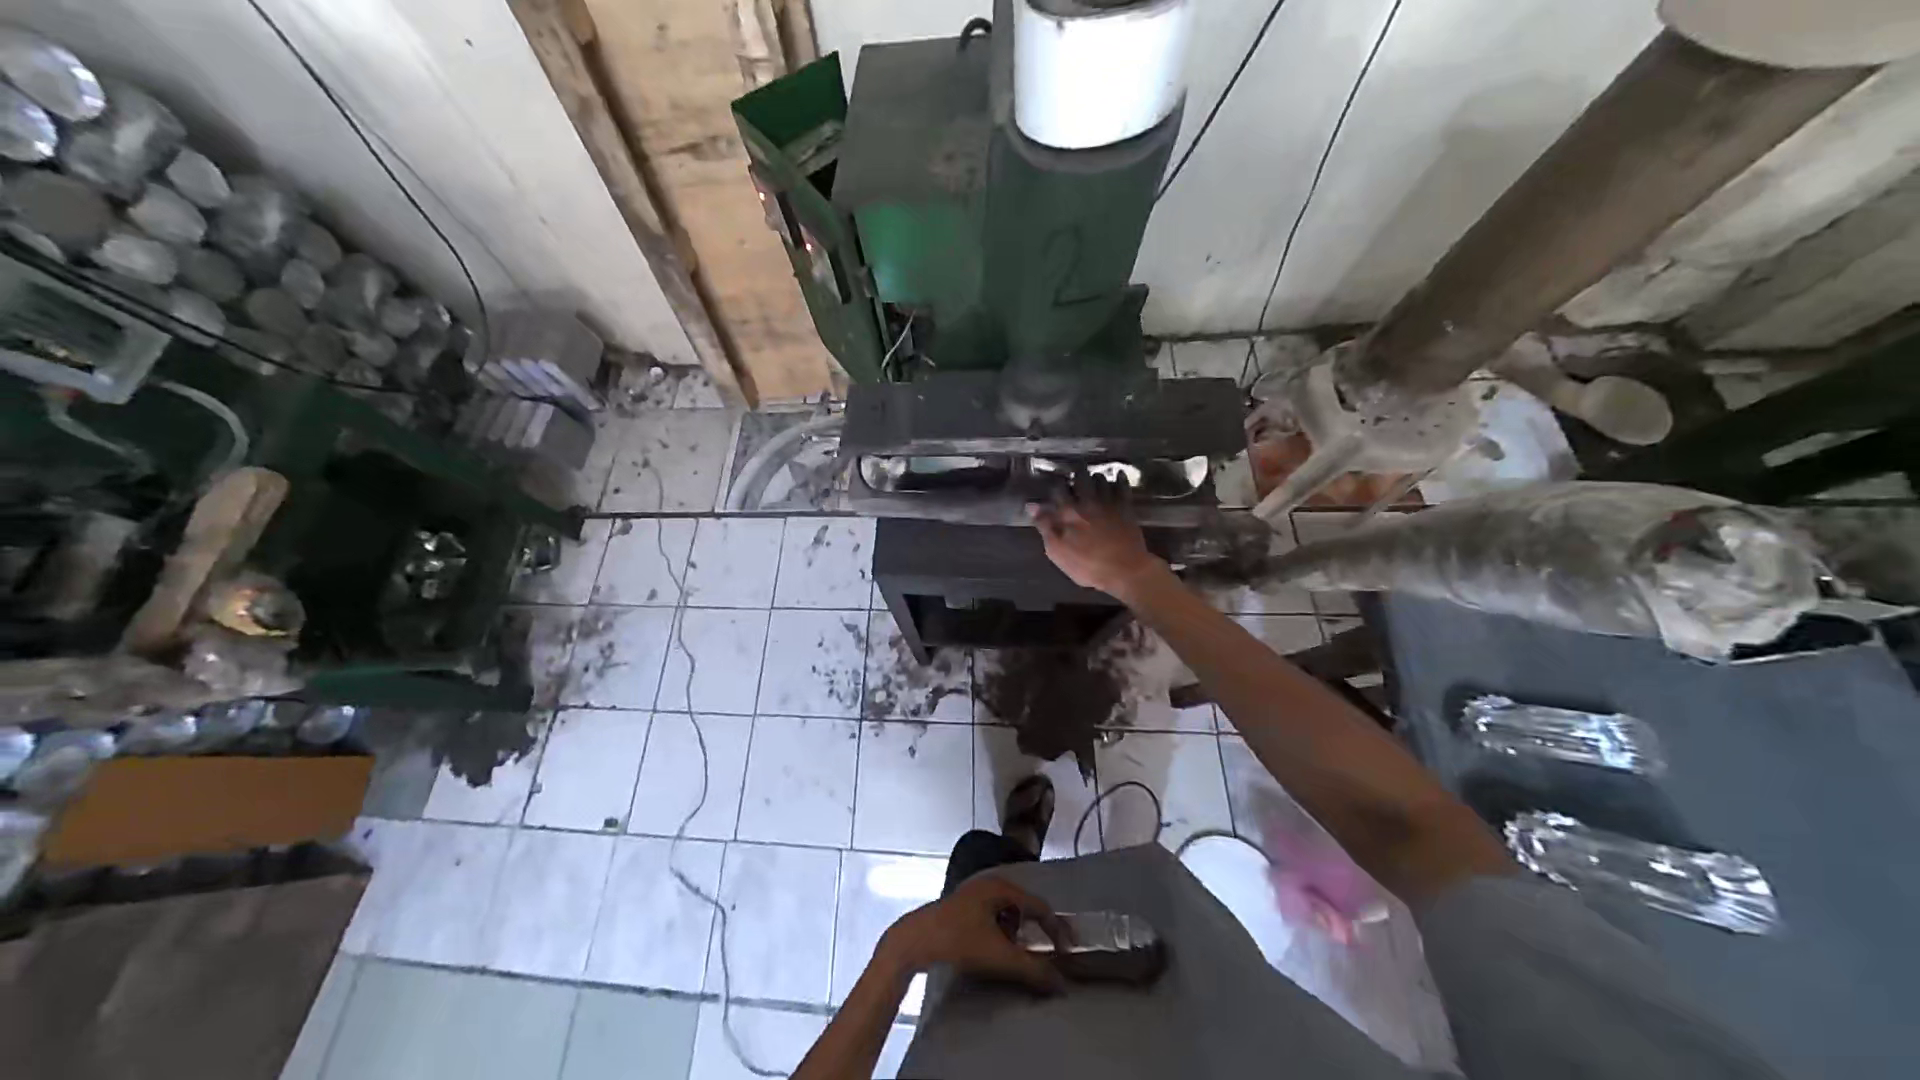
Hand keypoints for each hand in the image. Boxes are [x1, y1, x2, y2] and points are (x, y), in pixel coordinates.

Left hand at [878, 876, 1068, 992]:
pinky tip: (997, 949)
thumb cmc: (959, 941)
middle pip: (1025, 906)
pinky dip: (1003, 932)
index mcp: (1002, 888)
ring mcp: (975, 893)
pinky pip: (994, 916)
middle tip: (1049, 953)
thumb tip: (1061, 984)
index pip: (1040, 906)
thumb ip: (1033, 970)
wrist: (915, 940)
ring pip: (1009, 912)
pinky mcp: (963, 906)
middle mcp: (991, 884)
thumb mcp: (999, 957)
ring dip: (1019, 933)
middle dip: (1038, 931)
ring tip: (1019, 954)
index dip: (1056, 930)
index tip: (1067, 953)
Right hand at [1028, 483, 1166, 598]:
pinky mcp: (1125, 508)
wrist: (1124, 570)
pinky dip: (1120, 479)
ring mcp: (1108, 503)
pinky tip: (1119, 475)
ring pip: (1101, 480)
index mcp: (1068, 512)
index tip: (1055, 487)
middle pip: (1081, 479)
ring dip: (1096, 476)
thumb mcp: (1057, 551)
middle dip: (1077, 474)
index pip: (1058, 490)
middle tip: (1075, 473)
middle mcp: (1087, 502)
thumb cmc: (1087, 565)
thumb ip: (1045, 526)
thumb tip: (1033, 506)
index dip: (1056, 486)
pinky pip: (1123, 487)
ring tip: (1094, 475)